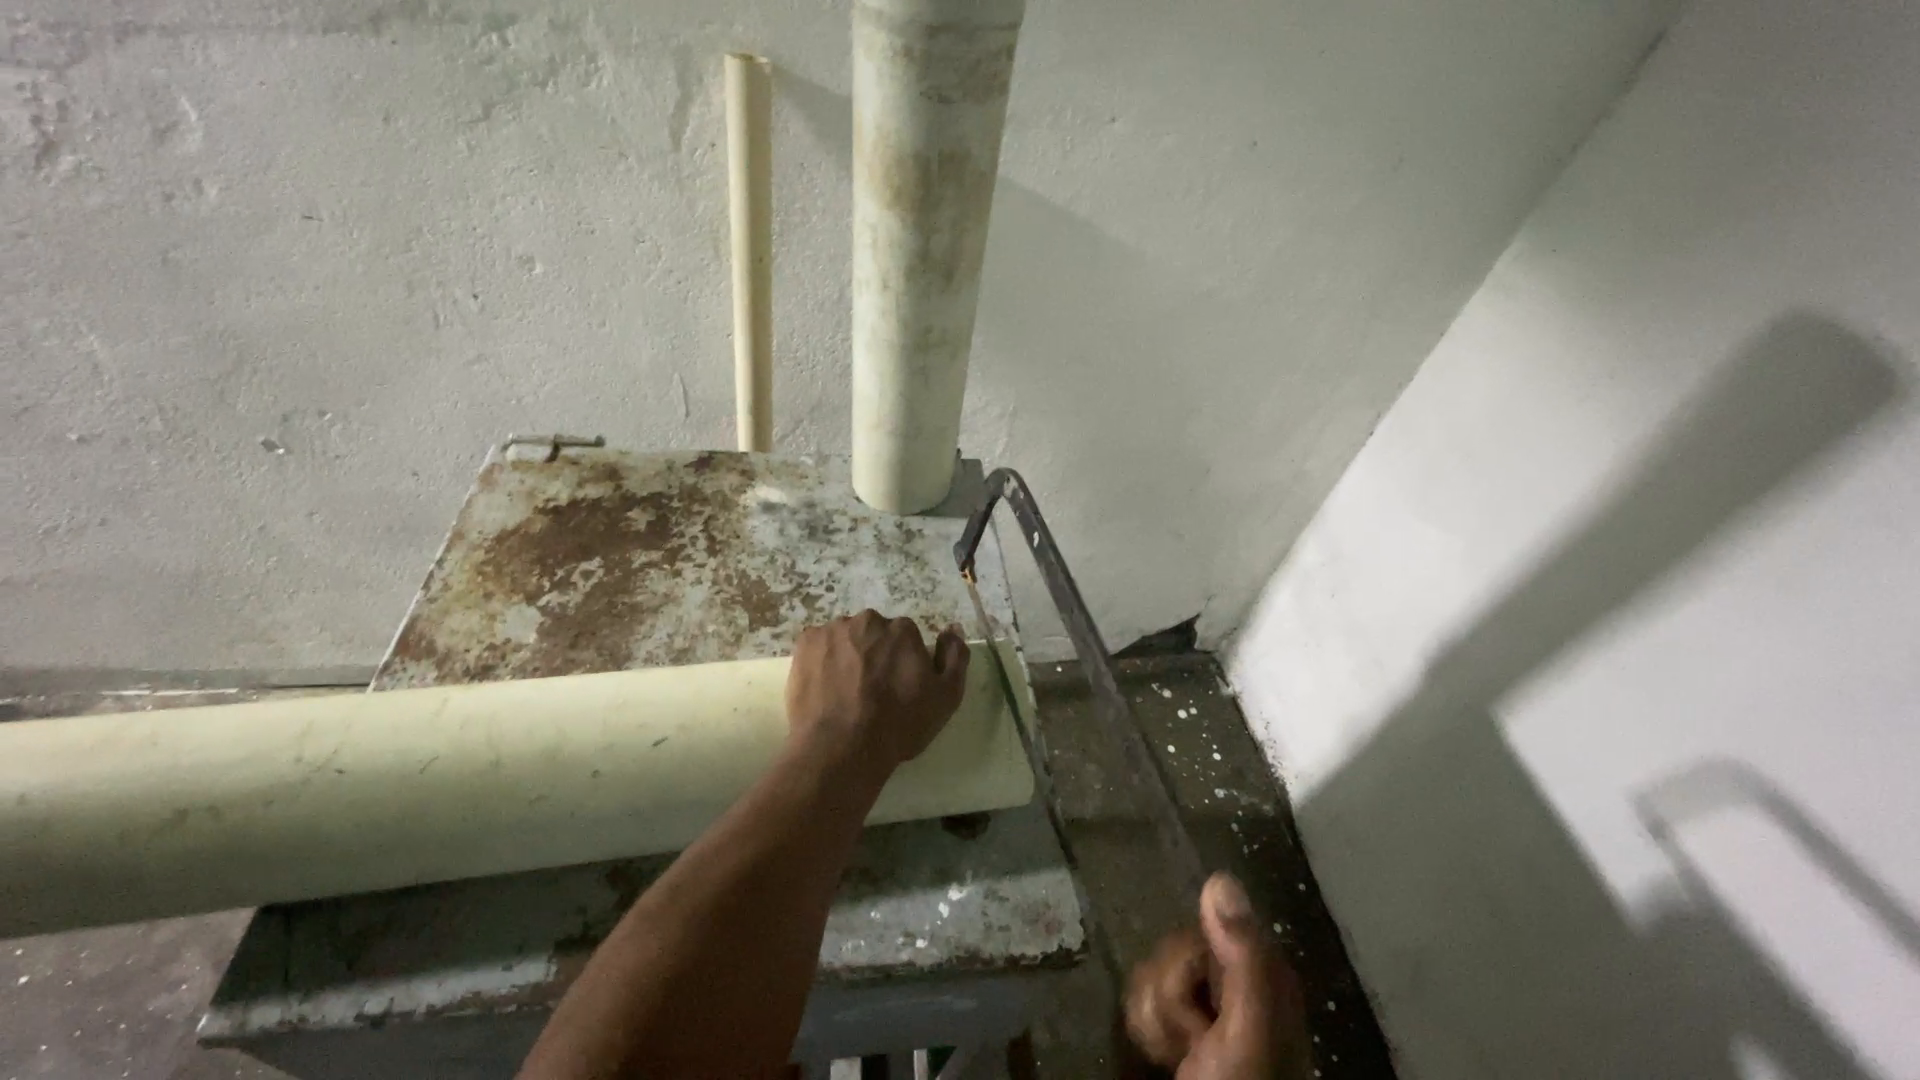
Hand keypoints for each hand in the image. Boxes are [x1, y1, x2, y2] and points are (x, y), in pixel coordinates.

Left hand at [785, 611, 970, 772]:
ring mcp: (833, 630)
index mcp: (903, 630)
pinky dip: (822, 659)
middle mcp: (868, 620)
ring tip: (845, 691)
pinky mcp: (805, 644)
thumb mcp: (946, 697)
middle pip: (874, 634)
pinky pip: (818, 645)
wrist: (842, 747)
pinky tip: (825, 686)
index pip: (906, 638)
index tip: (897, 687)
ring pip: (846, 638)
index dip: (902, 662)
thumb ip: (955, 656)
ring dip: (848, 655)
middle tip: (871, 690)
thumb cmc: (899, 725)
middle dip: (874, 654)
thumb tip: (952, 627)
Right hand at [1126, 874, 1306, 1079]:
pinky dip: (1146, 1026)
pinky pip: (1143, 997)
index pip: (1206, 925)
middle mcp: (1235, 980)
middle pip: (1174, 948)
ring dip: (1155, 1016)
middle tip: (1192, 1040)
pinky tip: (1163, 1054)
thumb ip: (1243, 958)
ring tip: (1177, 1057)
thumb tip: (1219, 877)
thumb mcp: (1251, 1033)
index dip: (1189, 958)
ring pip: (1152, 971)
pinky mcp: (1181, 1025)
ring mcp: (1207, 1006)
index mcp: (1262, 971)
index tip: (1194, 994)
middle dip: (1169, 993)